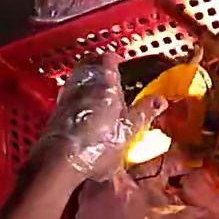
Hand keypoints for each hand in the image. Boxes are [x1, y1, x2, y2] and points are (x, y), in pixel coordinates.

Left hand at [35, 55, 164, 182]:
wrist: (60, 161)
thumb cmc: (100, 143)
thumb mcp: (129, 131)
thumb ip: (144, 112)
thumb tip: (161, 99)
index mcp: (105, 84)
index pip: (107, 59)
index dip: (114, 58)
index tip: (120, 61)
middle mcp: (84, 84)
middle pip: (89, 63)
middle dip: (98, 63)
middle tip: (109, 70)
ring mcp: (68, 96)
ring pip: (78, 77)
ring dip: (87, 77)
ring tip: (98, 87)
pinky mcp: (56, 110)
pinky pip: (70, 92)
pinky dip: (78, 92)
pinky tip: (84, 105)